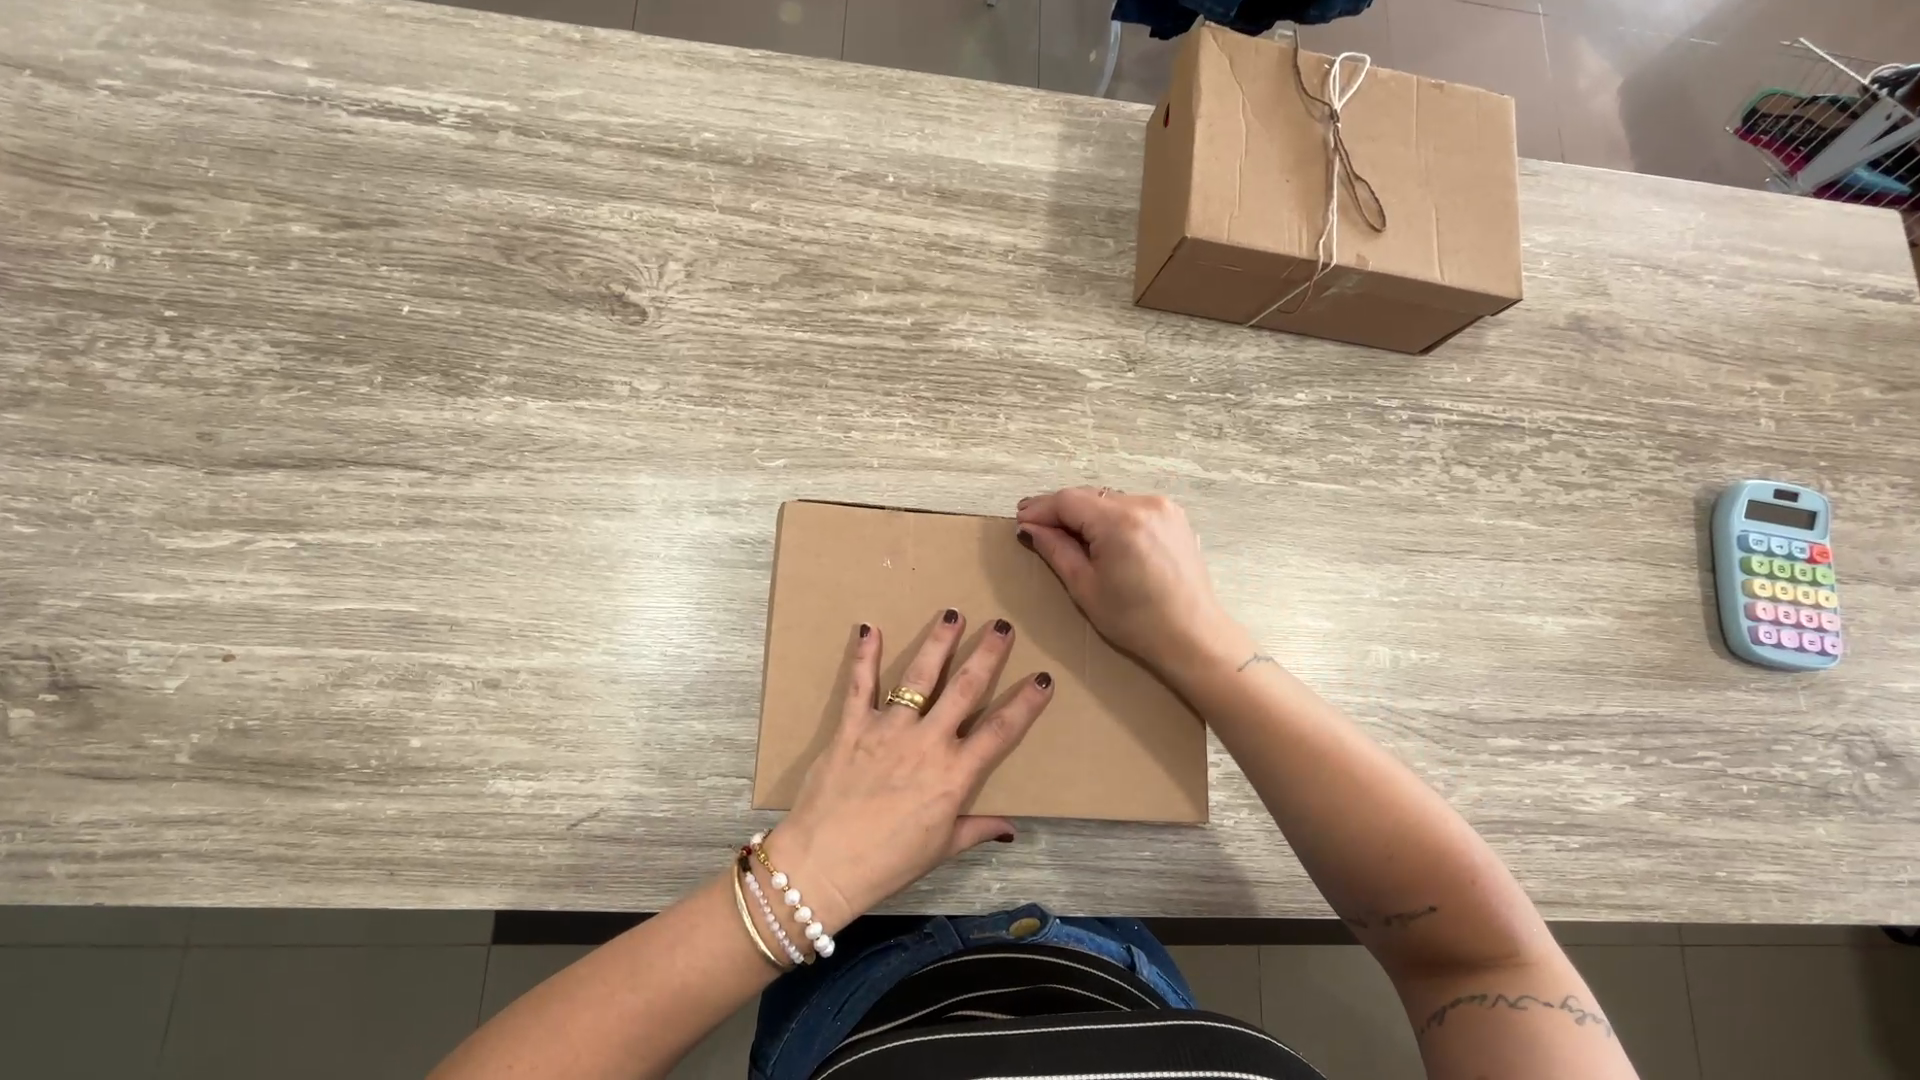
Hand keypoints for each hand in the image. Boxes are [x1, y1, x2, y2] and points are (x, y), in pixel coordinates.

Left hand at [766, 609, 1053, 932]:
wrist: (824, 865)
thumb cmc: (888, 864)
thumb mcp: (941, 849)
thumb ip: (976, 829)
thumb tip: (1010, 827)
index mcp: (955, 775)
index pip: (1001, 731)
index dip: (1026, 703)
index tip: (1043, 679)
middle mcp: (927, 743)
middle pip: (966, 689)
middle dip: (987, 654)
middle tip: (1002, 626)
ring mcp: (888, 730)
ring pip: (920, 677)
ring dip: (938, 643)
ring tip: (953, 614)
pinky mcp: (852, 727)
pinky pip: (860, 685)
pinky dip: (865, 656)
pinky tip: (869, 628)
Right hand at [1016, 487, 1247, 675]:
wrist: (1193, 635)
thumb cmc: (1135, 620)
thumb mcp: (1085, 587)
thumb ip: (1056, 550)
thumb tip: (1030, 528)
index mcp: (1119, 523)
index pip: (1068, 501)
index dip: (1040, 508)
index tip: (1020, 520)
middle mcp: (1144, 504)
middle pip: (1088, 495)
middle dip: (1060, 510)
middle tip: (1034, 526)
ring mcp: (1163, 507)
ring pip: (1109, 499)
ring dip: (1085, 512)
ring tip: (1064, 533)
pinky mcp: (1174, 516)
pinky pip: (1130, 506)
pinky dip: (1110, 516)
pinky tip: (1099, 535)